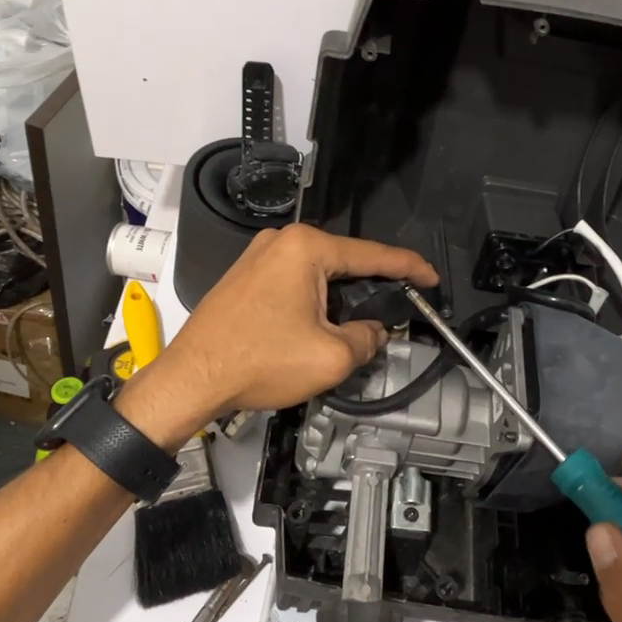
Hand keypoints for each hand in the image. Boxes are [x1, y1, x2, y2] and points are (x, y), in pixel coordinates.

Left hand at [121, 225, 438, 444]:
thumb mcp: (331, 358)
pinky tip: (323, 323)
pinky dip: (316, 300)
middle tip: (400, 305)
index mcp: (305, 249)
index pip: (373, 255)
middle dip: (373, 285)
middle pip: (345, 261)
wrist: (191, 379)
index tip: (430, 278)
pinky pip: (295, 281)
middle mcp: (281, 242)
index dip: (409, 268)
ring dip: (342, 297)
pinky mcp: (246, 277)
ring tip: (361, 322)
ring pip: (319, 274)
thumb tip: (372, 332)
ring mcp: (259, 257)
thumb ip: (367, 338)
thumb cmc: (256, 362)